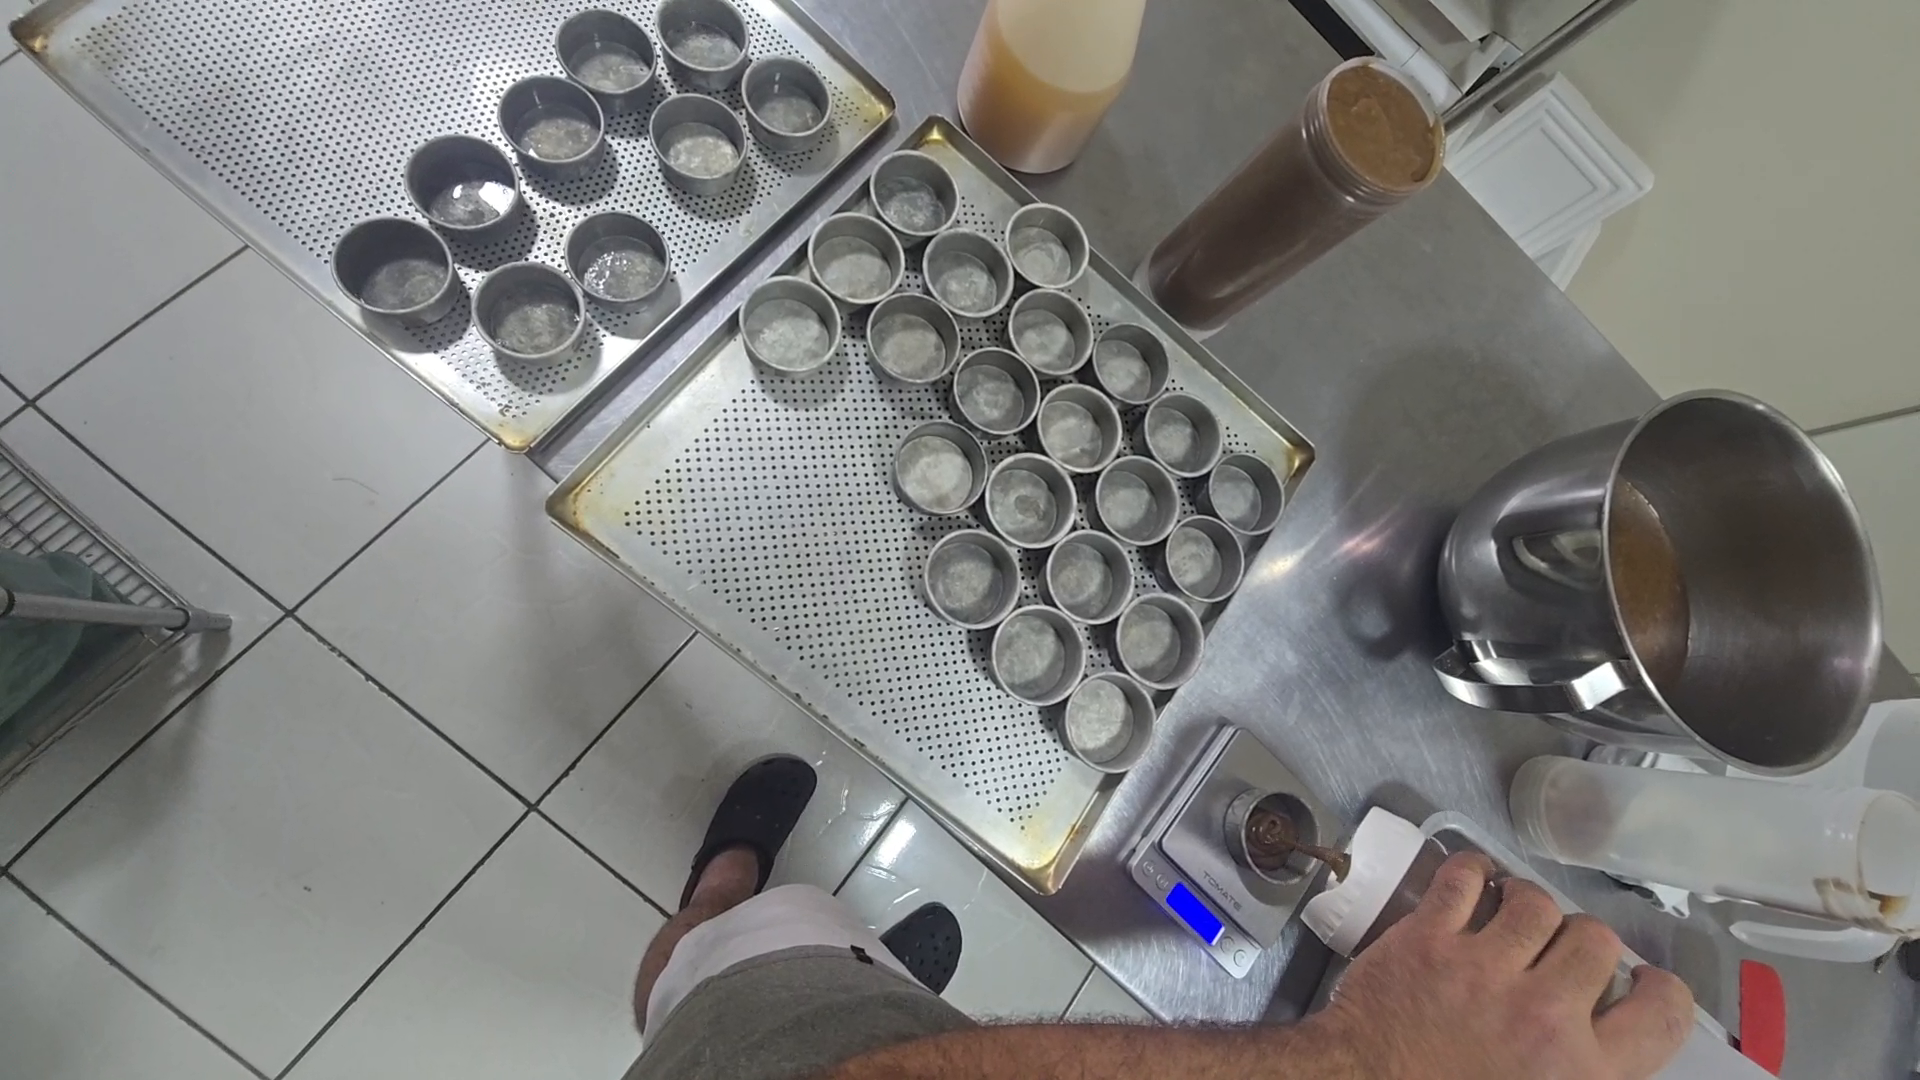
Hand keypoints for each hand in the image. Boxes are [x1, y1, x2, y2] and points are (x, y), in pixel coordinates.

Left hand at [1312, 853, 1693, 1079]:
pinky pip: (1461, 879)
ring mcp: (1482, 967)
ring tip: (1514, 905)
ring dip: (1528, 897)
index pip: (1661, 1013)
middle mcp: (1545, 1011)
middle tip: (1558, 942)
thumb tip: (1608, 1038)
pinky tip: (1475, 873)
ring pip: (1533, 902)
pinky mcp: (1427, 936)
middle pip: (1592, 938)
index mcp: (1588, 1070)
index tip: (1637, 976)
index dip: (1658, 988)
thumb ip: (1586, 1073)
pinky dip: (1472, 866)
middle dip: (1582, 934)